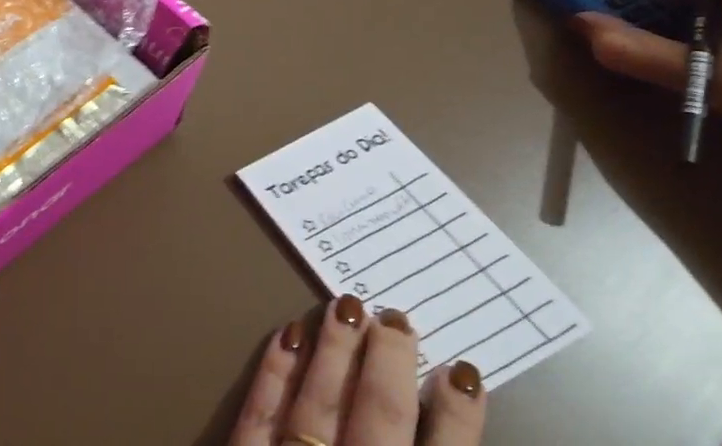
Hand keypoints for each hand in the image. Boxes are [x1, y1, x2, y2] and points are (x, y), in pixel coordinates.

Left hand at [231, 295, 484, 445]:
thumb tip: (453, 412)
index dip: (458, 415)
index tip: (464, 370)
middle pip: (380, 415)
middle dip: (389, 362)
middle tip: (395, 317)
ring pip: (318, 403)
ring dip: (334, 351)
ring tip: (346, 306)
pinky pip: (258, 413)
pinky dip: (274, 373)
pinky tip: (287, 334)